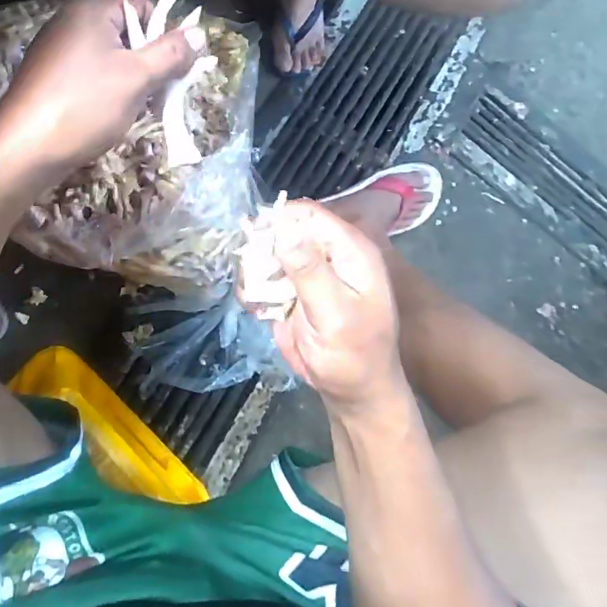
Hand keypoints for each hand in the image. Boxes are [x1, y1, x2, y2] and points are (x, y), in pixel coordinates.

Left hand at [0, 0, 203, 174]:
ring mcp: (57, 50)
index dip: (166, 30)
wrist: (23, 151)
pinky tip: (113, 115)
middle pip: (128, 30)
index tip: (179, 63)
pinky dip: (111, 89)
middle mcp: (70, 22)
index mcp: (90, 11)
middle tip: (166, 91)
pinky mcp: (50, 77)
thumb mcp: (138, 77)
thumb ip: (172, 53)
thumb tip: (200, 32)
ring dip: (135, 79)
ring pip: (112, 56)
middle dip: (153, 59)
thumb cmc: (85, 106)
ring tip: (142, 107)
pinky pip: (93, 73)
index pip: (141, 4)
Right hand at [268, 201, 408, 417]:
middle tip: (253, 274)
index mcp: (351, 250)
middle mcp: (331, 253)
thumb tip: (285, 231)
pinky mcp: (293, 290)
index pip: (311, 215)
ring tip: (254, 295)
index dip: (280, 221)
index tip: (253, 238)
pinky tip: (258, 309)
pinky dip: (255, 289)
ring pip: (270, 251)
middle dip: (263, 246)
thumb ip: (311, 272)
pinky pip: (266, 276)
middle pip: (287, 228)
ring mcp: (311, 271)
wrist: (353, 392)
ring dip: (255, 269)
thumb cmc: (354, 356)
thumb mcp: (335, 315)